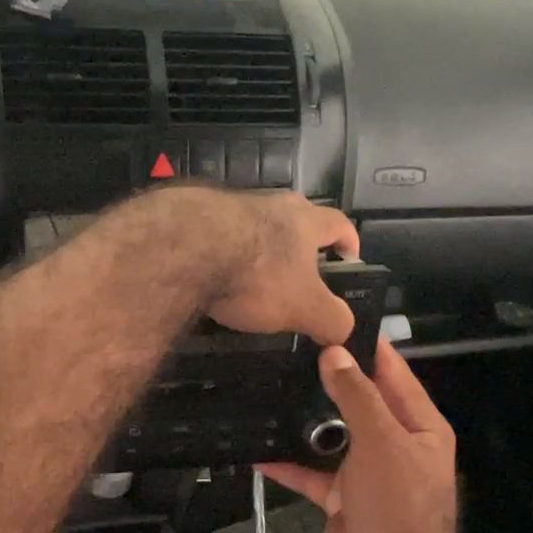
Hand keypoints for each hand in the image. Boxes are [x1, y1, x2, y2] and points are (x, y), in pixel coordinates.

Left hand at [200, 189, 360, 346]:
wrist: (183, 248)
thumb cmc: (256, 274)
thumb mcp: (305, 308)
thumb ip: (332, 319)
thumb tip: (343, 329)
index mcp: (304, 220)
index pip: (339, 223)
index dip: (348, 242)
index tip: (349, 260)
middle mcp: (268, 203)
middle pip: (293, 220)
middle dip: (297, 246)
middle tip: (295, 277)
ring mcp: (227, 206)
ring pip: (251, 227)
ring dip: (254, 249)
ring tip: (249, 281)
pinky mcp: (192, 217)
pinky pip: (214, 235)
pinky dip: (218, 254)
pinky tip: (210, 277)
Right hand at [259, 340, 458, 532]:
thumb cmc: (397, 507)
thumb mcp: (380, 443)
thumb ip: (356, 396)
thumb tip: (333, 353)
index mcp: (420, 427)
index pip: (394, 373)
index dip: (367, 345)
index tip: (332, 316)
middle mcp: (396, 444)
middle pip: (359, 401)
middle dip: (327, 379)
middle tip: (286, 347)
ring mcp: (367, 473)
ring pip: (332, 435)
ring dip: (304, 420)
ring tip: (267, 385)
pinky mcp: (340, 498)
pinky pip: (310, 471)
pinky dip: (287, 462)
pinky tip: (255, 447)